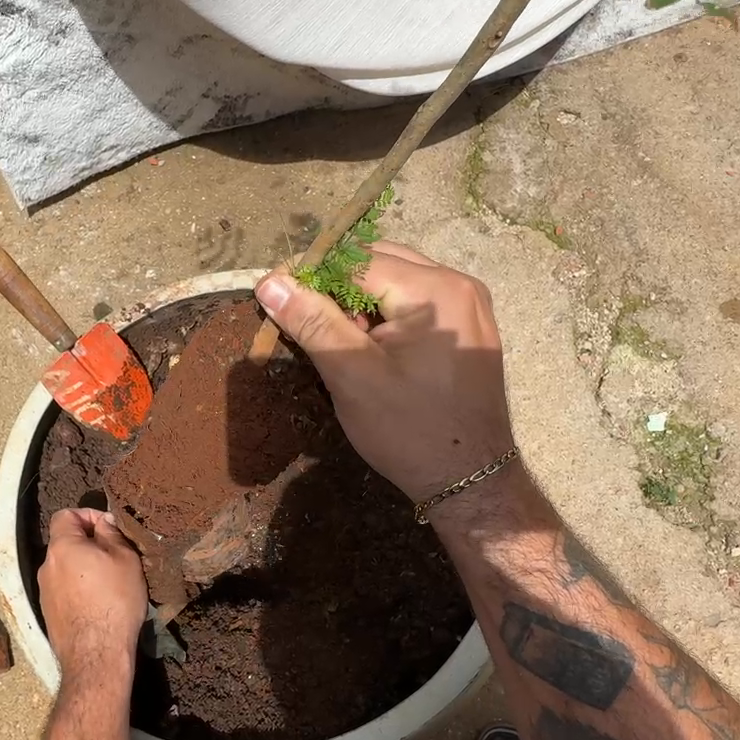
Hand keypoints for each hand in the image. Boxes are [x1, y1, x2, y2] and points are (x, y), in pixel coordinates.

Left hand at [38, 508, 148, 675]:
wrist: (96, 654)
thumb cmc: (114, 600)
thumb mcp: (124, 559)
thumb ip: (111, 533)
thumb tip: (103, 520)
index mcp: (62, 546)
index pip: (65, 514)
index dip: (87, 515)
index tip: (108, 528)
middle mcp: (47, 565)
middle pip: (65, 542)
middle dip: (89, 543)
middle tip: (115, 555)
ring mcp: (44, 591)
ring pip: (65, 567)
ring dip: (85, 567)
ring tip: (110, 581)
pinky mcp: (48, 612)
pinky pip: (64, 589)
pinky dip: (79, 588)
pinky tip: (100, 602)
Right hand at [255, 242, 513, 503]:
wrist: (470, 479)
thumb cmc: (408, 430)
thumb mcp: (351, 375)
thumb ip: (312, 322)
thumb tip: (269, 282)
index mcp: (433, 290)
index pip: (355, 260)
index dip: (308, 272)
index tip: (270, 291)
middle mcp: (458, 283)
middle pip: (378, 262)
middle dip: (333, 284)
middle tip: (299, 316)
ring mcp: (469, 304)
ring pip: (396, 279)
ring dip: (357, 298)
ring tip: (331, 335)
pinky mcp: (468, 326)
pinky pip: (416, 300)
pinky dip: (383, 311)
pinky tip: (365, 344)